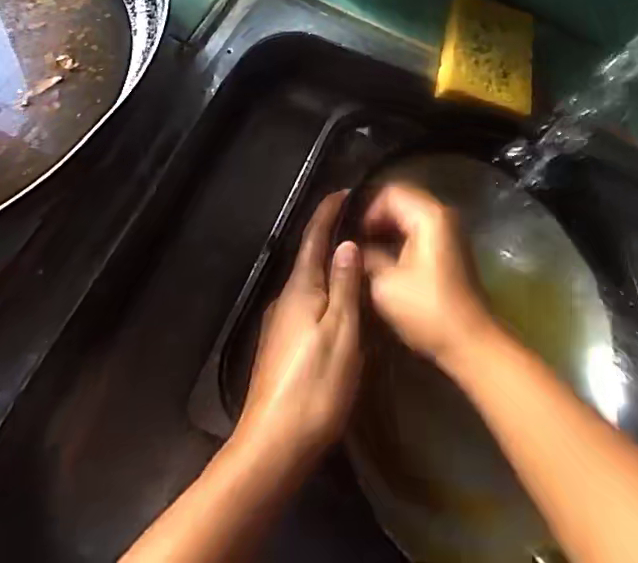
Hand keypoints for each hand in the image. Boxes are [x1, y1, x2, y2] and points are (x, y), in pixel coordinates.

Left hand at [234, 190, 362, 467]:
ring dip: (331, 267)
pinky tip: (343, 306)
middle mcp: (285, 299)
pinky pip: (308, 305)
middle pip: (310, 259)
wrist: (274, 445)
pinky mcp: (281, 347)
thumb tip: (346, 243)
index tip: (345, 191)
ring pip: (310, 283)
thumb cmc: (315, 383)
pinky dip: (327, 293)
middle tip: (363, 225)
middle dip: (332, 238)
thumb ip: (345, 286)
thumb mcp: (342, 331)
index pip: (313, 238)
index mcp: (300, 288)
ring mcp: (279, 324)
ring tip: (359, 261)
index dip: (328, 212)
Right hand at [360, 181, 496, 365]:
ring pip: (410, 216)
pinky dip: (400, 237)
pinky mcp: (450, 248)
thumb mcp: (386, 285)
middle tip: (352, 237)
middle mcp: (443, 215)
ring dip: (387, 228)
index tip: (350, 232)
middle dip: (375, 216)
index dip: (366, 209)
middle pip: (402, 200)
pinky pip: (420, 230)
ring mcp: (450, 231)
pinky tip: (382, 257)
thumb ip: (366, 257)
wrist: (469, 340)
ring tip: (362, 247)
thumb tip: (352, 248)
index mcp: (429, 216)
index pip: (390, 192)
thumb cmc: (427, 310)